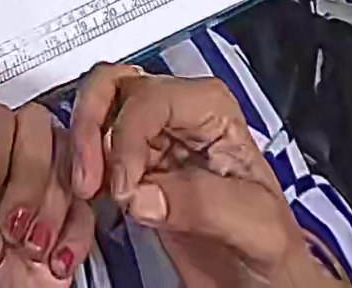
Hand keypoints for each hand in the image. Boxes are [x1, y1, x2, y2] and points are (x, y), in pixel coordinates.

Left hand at [0, 102, 95, 287]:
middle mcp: (9, 166)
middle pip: (37, 125)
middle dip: (30, 178)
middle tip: (12, 225)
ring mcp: (43, 191)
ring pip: (69, 159)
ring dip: (53, 209)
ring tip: (31, 248)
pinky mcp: (70, 223)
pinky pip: (89, 206)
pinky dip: (75, 237)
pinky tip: (53, 262)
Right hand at [68, 65, 337, 287]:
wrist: (264, 285)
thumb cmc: (272, 252)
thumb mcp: (255, 224)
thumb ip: (201, 202)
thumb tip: (142, 192)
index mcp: (210, 107)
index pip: (151, 99)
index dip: (128, 137)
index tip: (124, 187)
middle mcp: (176, 110)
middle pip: (114, 83)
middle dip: (91, 122)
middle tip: (86, 174)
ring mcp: (150, 134)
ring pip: (97, 106)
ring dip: (81, 141)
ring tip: (85, 186)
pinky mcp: (131, 164)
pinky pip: (92, 146)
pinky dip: (79, 164)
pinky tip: (88, 195)